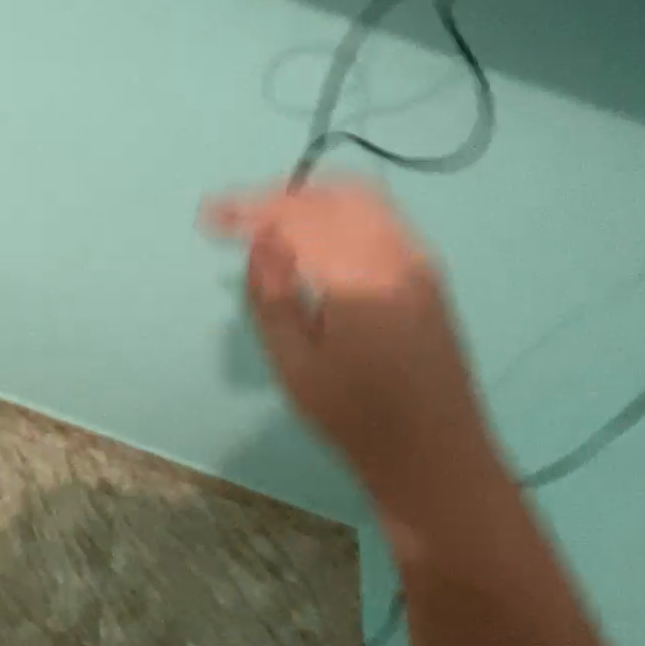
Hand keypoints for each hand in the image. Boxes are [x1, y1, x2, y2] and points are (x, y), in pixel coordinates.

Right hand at [205, 180, 495, 515]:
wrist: (435, 451)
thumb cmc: (354, 416)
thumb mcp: (294, 364)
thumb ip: (272, 296)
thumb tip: (260, 243)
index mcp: (360, 278)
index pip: (298, 217)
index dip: (249, 208)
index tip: (209, 217)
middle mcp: (396, 255)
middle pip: (336, 193)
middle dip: (282, 195)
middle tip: (241, 216)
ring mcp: (418, 261)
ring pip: (363, 201)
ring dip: (312, 201)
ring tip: (271, 224)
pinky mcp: (427, 273)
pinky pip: (379, 220)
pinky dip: (338, 215)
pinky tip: (314, 243)